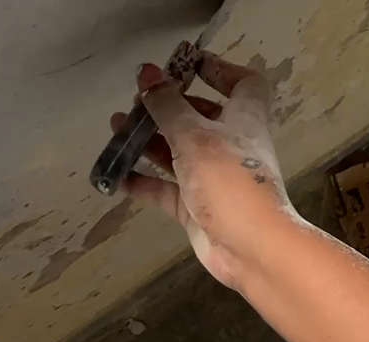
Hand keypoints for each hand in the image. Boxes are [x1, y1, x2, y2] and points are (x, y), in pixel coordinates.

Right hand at [114, 50, 294, 289]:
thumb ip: (167, 105)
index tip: (188, 65)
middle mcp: (231, 148)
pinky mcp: (199, 210)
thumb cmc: (230, 183)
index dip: (221, 70)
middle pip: (201, 118)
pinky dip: (144, 182)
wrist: (252, 250)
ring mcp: (215, 181)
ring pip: (179, 154)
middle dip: (169, 107)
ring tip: (117, 127)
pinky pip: (167, 191)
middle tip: (138, 101)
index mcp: (244, 121)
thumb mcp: (194, 135)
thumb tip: (148, 74)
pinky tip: (117, 175)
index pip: (244, 85)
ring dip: (149, 140)